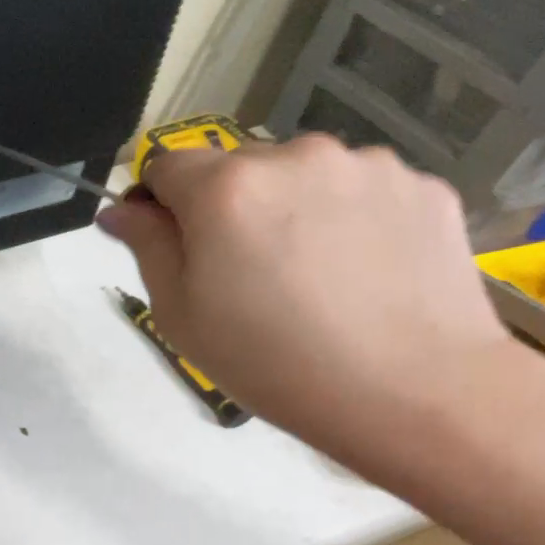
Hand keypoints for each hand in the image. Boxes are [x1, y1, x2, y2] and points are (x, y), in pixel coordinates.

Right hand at [94, 134, 514, 441]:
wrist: (410, 389)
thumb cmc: (268, 359)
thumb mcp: (178, 313)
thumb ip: (146, 246)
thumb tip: (120, 211)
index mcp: (225, 186)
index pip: (167, 164)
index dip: (160, 203)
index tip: (173, 246)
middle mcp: (296, 155)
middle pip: (237, 165)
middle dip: (229, 204)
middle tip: (243, 271)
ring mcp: (368, 165)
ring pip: (303, 174)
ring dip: (291, 206)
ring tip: (309, 273)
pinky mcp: (423, 186)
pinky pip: (362, 189)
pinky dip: (349, 217)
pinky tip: (358, 272)